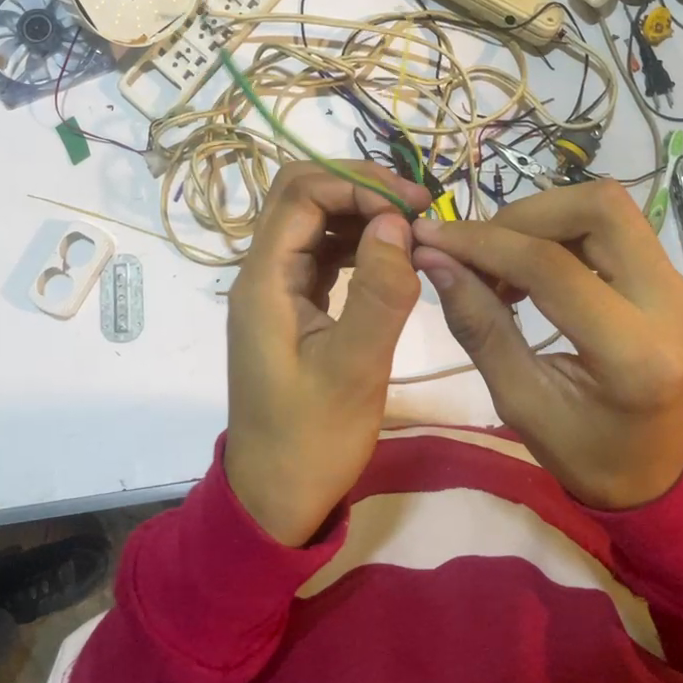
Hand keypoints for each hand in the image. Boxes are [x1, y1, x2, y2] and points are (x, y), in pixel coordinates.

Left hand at [225, 162, 430, 545]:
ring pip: (313, 223)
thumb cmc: (312, 440)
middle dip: (360, 190)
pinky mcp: (293, 308)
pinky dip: (358, 246)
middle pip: (302, 196)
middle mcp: (263, 274)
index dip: (358, 186)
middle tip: (418, 208)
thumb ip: (380, 294)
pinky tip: (393, 258)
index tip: (415, 206)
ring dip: (361, 215)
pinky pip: (322, 256)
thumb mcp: (354, 370)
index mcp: (265, 281)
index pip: (302, 193)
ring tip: (415, 229)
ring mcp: (277, 290)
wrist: (276, 496)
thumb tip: (398, 222)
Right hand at [409, 181, 682, 508]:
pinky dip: (561, 233)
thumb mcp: (520, 401)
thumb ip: (479, 326)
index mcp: (635, 354)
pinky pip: (614, 228)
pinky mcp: (674, 279)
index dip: (484, 244)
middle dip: (524, 216)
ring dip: (543, 220)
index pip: (552, 267)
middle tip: (479, 252)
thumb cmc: (584, 453)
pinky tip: (530, 268)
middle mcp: (672, 305)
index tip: (431, 238)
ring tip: (501, 263)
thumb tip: (433, 258)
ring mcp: (680, 286)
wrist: (657, 475)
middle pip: (598, 209)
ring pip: (608, 208)